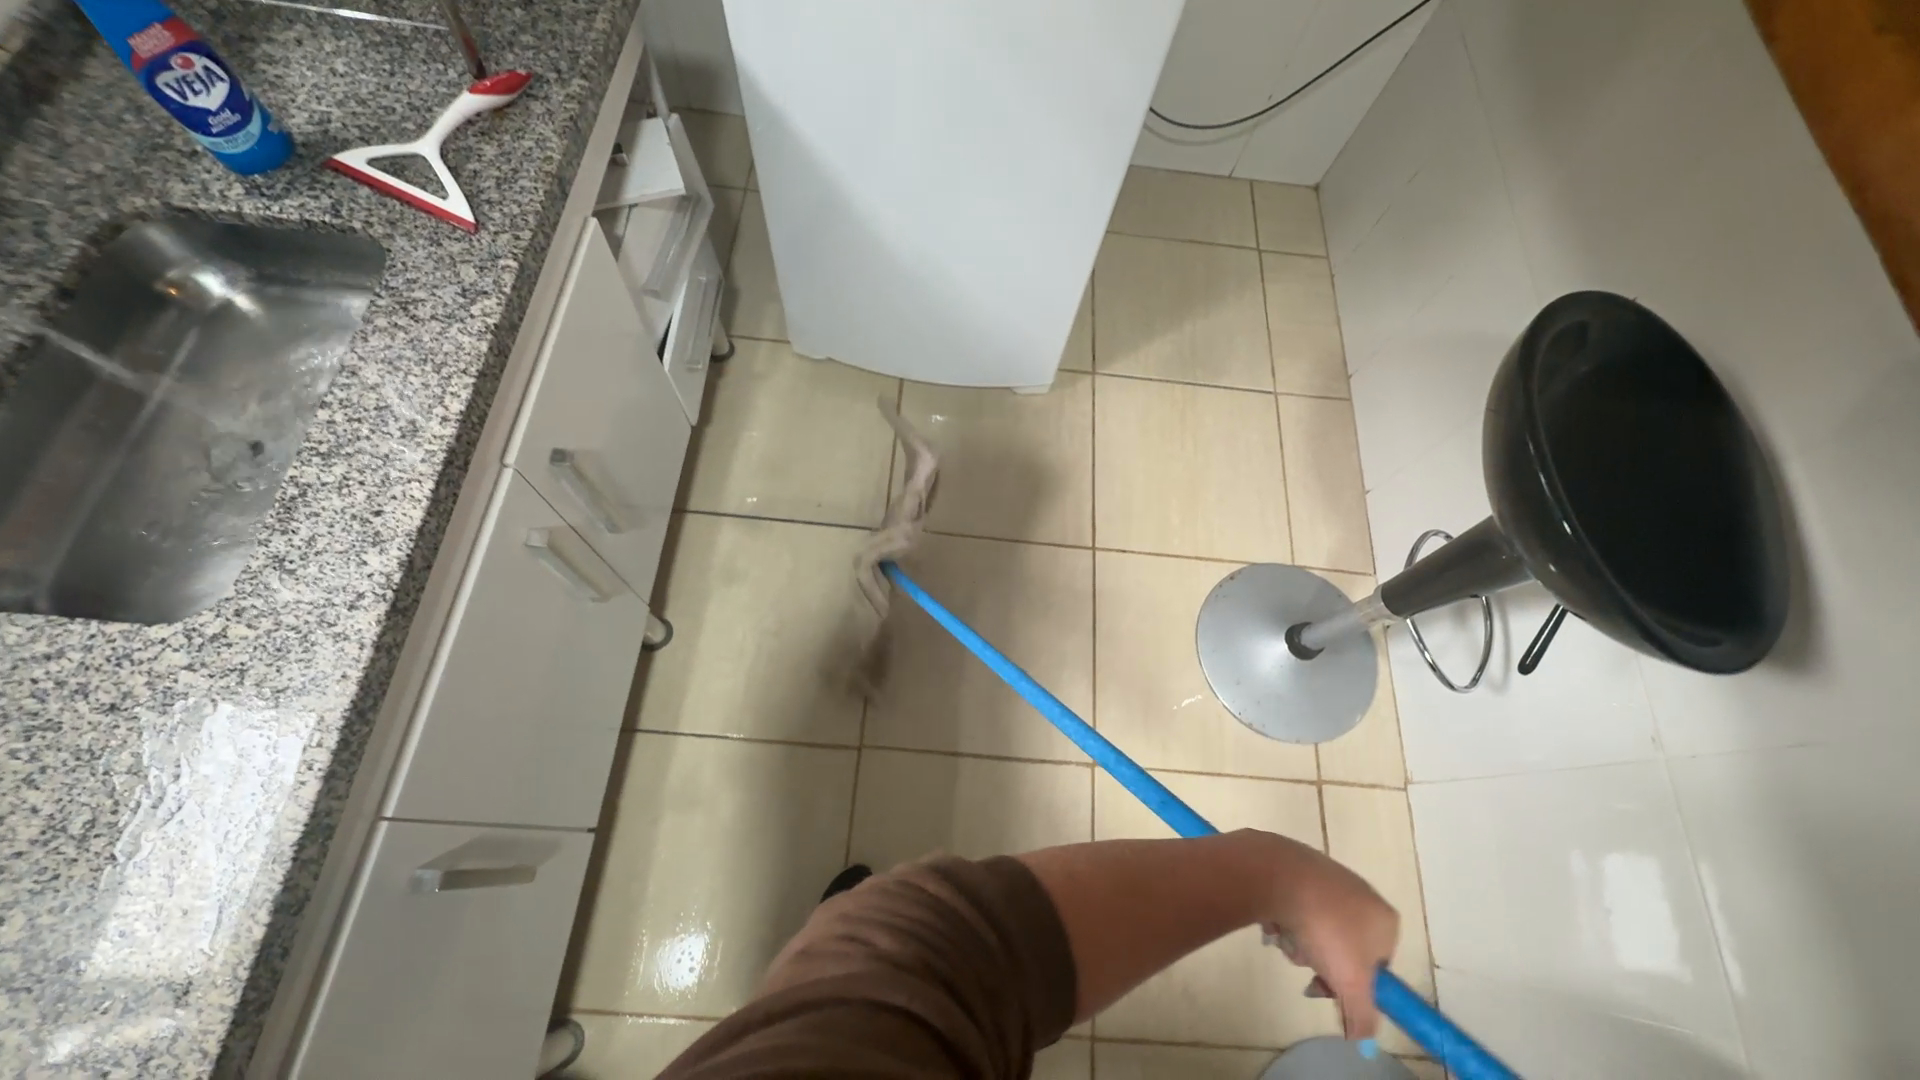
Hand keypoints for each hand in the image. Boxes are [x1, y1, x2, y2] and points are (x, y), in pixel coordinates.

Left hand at [1244, 830, 1399, 1040]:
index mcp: (1385, 921)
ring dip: (1298, 942)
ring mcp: (1329, 878)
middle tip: (1303, 960)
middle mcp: (1362, 895)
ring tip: (1285, 936)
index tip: (1331, 991)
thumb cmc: (1326, 930)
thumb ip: (1362, 1017)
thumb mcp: (1352, 986)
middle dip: (1320, 961)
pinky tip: (1273, 919)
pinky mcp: (1299, 868)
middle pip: (1343, 948)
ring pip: (1315, 929)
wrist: (1279, 875)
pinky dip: (1283, 918)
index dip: (1354, 985)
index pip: (1378, 966)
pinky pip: (1294, 906)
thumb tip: (1361, 1037)